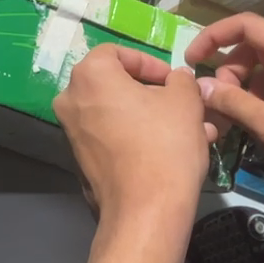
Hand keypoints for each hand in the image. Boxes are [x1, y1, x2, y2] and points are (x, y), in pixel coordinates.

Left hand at [53, 45, 212, 225]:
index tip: (174, 80)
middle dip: (156, 95)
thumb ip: (180, 80)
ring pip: (119, 113)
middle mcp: (71, 99)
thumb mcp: (184, 100)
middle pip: (117, 85)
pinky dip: (138, 137)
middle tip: (185, 107)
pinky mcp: (80, 158)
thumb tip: (176, 79)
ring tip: (192, 131)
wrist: (145, 210)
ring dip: (153, 118)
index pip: (117, 52)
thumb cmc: (164, 143)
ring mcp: (71, 130)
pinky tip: (172, 151)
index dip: (150, 63)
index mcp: (89, 75)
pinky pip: (112, 136)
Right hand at [184, 13, 263, 221]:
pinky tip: (258, 131)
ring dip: (245, 91)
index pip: (248, 26)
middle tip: (216, 104)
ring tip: (232, 123)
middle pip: (257, 50)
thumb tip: (200, 84)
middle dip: (229, 71)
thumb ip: (233, 102)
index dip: (213, 37)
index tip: (191, 61)